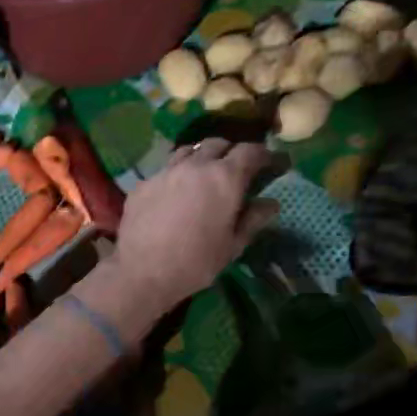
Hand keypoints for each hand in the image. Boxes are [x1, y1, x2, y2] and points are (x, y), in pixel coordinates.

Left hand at [108, 138, 278, 313]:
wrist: (142, 272)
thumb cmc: (196, 262)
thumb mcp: (233, 245)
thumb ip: (253, 219)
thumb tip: (270, 203)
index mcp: (224, 177)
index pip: (251, 151)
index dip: (266, 155)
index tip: (274, 164)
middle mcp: (194, 166)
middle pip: (217, 144)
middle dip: (231, 152)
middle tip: (236, 170)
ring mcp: (165, 172)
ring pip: (187, 151)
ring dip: (200, 158)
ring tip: (203, 175)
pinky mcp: (142, 184)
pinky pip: (164, 170)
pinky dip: (176, 175)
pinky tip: (174, 193)